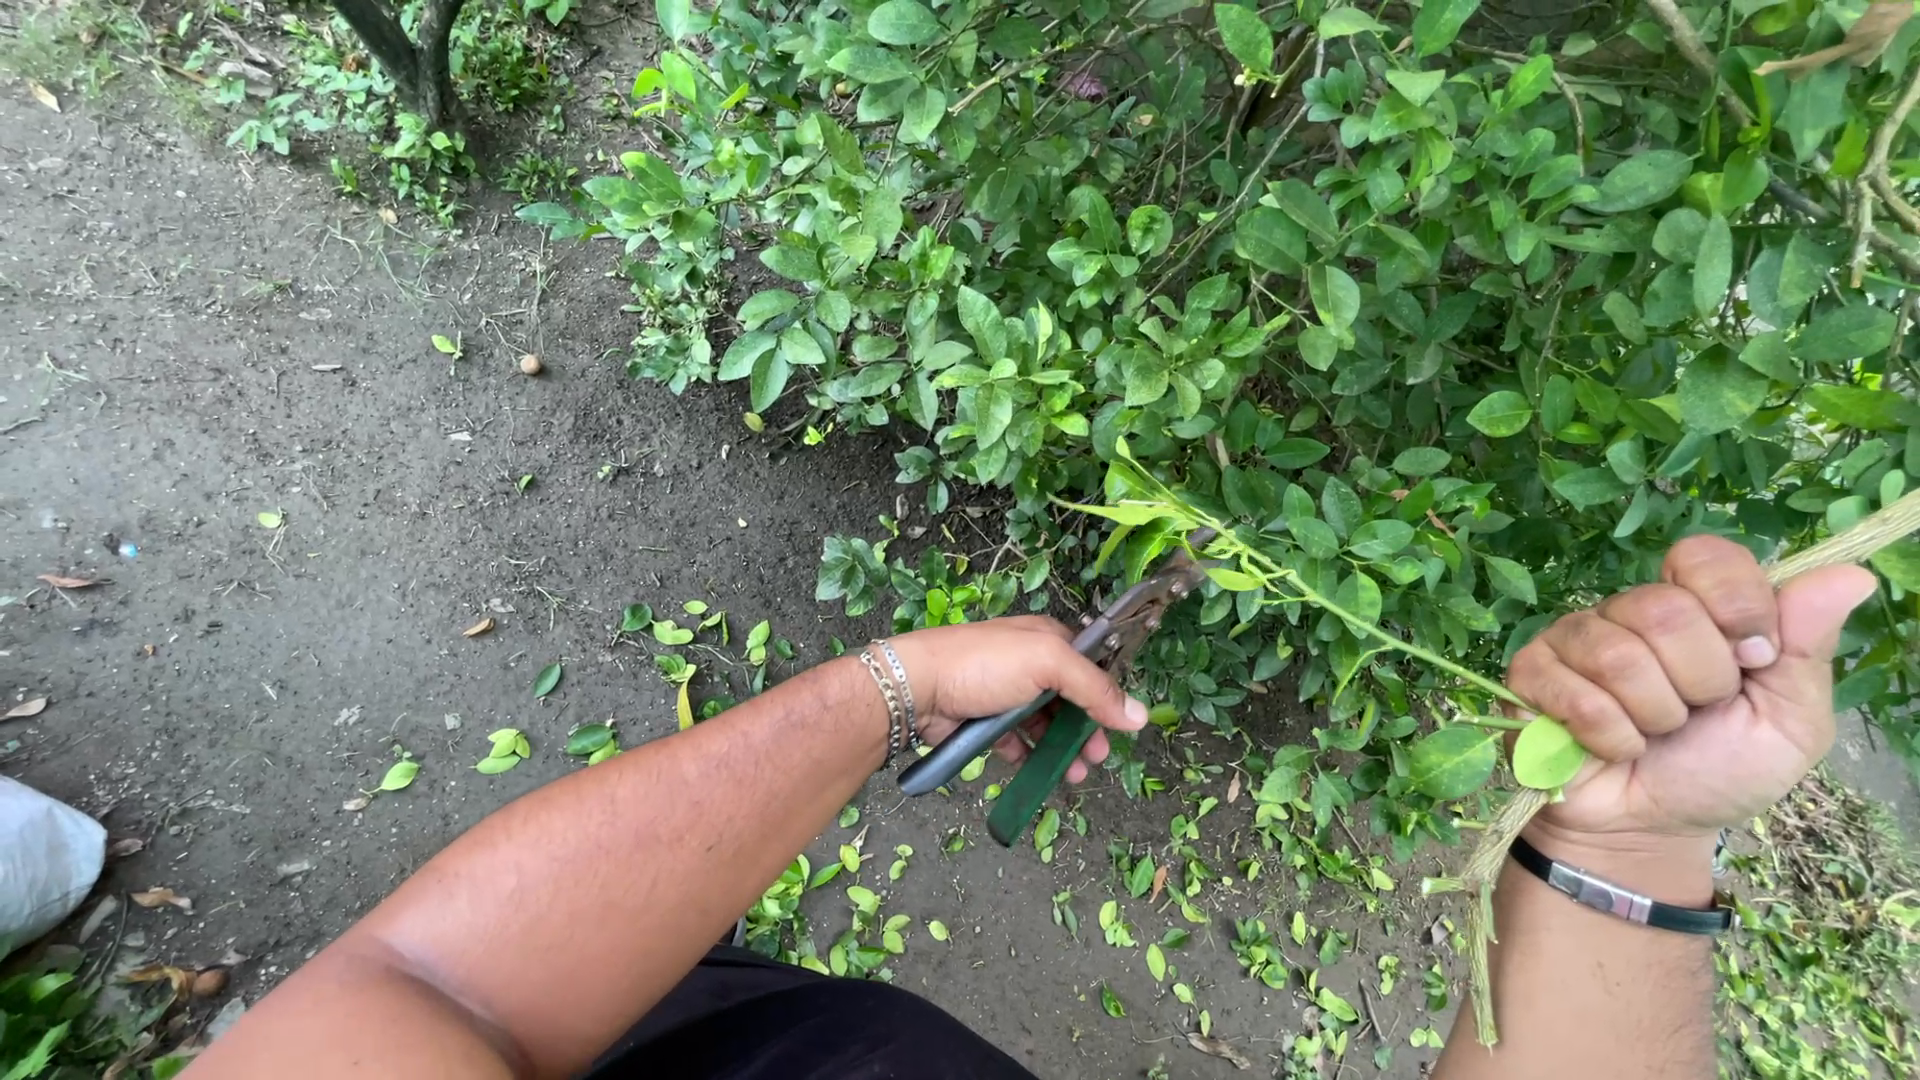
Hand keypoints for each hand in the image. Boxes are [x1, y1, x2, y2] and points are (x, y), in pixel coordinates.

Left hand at [888, 617, 1149, 783]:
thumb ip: (1094, 688)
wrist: (918, 685)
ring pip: (1044, 725)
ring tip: (1075, 776)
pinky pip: (1016, 741)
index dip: (1106, 695)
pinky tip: (1040, 772)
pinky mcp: (985, 721)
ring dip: (1062, 749)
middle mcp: (1027, 663)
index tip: (1119, 726)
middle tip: (1098, 759)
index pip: (1088, 665)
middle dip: (1086, 730)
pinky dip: (1030, 756)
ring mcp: (1005, 693)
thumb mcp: (1047, 663)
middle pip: (1069, 699)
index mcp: (1045, 639)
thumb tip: (1138, 716)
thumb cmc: (986, 664)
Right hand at [1507, 536, 1877, 848]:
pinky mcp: (1527, 672)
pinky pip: (1576, 693)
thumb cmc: (1718, 770)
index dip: (1735, 601)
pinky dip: (1609, 735)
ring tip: (1649, 733)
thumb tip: (1851, 575)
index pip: (1703, 557)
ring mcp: (1568, 640)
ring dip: (1651, 714)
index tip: (1752, 657)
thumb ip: (1805, 652)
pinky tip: (1609, 745)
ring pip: (1617, 655)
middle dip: (1698, 680)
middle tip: (1694, 712)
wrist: (1648, 824)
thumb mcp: (1787, 721)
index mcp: (1692, 613)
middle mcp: (1623, 614)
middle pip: (1662, 609)